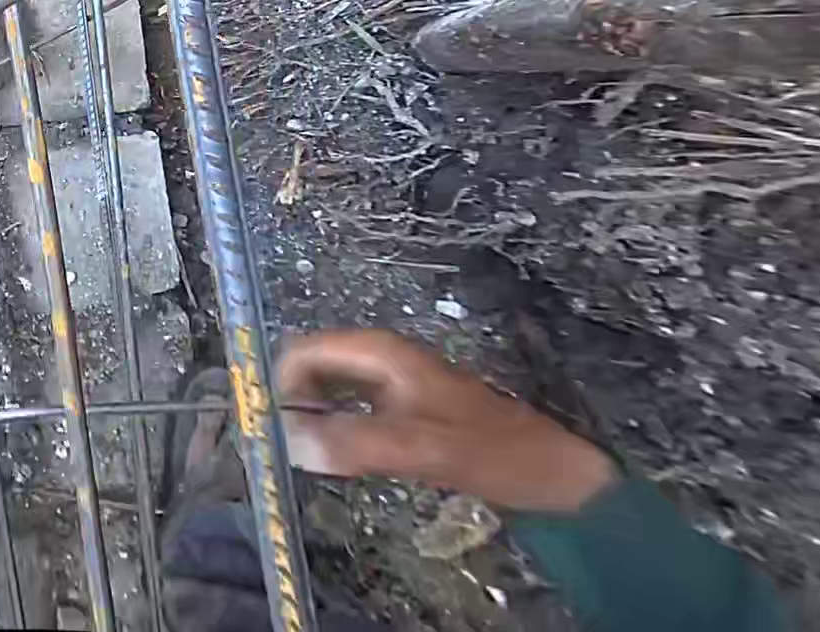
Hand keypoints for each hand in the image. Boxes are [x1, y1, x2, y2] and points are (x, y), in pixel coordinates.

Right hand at [276, 329, 615, 512]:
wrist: (548, 471)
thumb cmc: (486, 449)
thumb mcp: (418, 446)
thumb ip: (353, 441)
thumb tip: (287, 440)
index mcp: (376, 350)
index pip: (303, 349)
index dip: (280, 381)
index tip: (270, 423)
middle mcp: (374, 355)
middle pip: (310, 364)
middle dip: (291, 397)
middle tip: (284, 443)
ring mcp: (385, 377)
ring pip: (326, 384)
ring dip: (309, 412)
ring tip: (302, 450)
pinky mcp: (393, 401)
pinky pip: (345, 403)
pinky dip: (330, 422)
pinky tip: (332, 450)